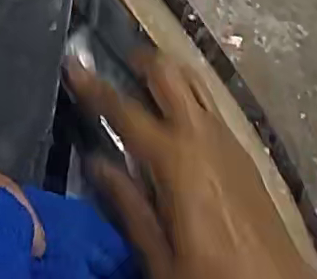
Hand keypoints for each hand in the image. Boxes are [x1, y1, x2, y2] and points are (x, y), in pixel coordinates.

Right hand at [64, 52, 316, 278]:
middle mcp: (201, 133)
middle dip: (140, 59)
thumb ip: (127, 203)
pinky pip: (209, 101)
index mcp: (175, 157)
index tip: (73, 63)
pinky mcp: (242, 148)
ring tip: (144, 76)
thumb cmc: (211, 276)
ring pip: (193, 79)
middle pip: (168, 73)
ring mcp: (226, 136)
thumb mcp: (159, 255)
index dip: (94, 86)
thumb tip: (96, 162)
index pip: (124, 110)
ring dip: (167, 71)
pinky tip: (176, 115)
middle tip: (117, 59)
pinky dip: (187, 92)